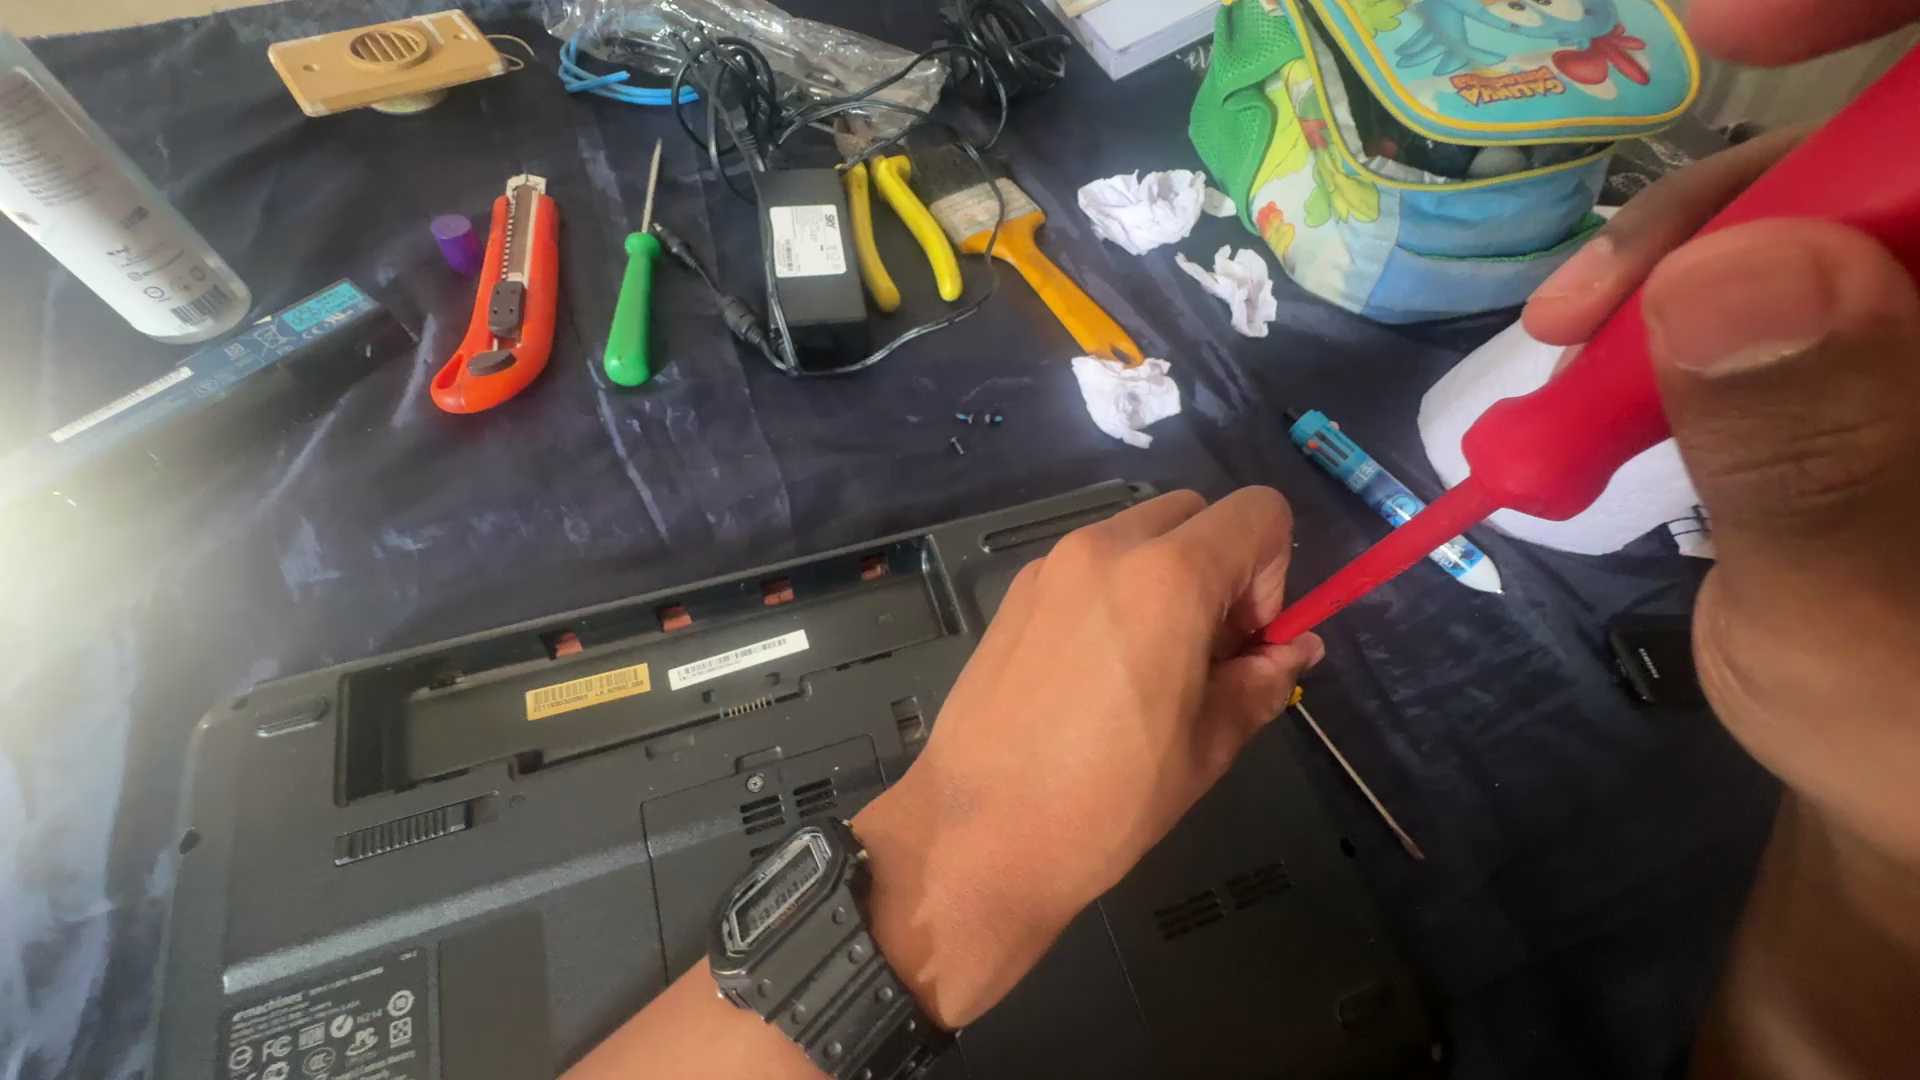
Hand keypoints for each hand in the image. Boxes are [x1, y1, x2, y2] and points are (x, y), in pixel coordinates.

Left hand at [854, 489, 1324, 1029]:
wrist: (978, 830)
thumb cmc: (1106, 798)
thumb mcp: (1209, 745)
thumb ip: (1263, 679)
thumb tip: (1297, 647)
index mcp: (1166, 576)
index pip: (1258, 512)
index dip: (1273, 572)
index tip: (1247, 640)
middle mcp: (1104, 548)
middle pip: (1194, 513)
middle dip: (1220, 564)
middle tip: (1205, 649)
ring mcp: (1050, 565)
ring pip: (1137, 533)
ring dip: (1166, 573)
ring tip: (1149, 660)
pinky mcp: (1015, 591)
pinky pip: (1088, 562)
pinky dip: (1115, 587)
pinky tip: (1096, 666)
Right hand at [1522, 81, 1919, 870]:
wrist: (1918, 776)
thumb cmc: (1919, 734)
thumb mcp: (1855, 616)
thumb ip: (1807, 453)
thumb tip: (1729, 273)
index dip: (1892, 8)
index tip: (1733, 29)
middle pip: (1914, 139)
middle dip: (1732, 202)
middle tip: (1579, 308)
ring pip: (1840, 198)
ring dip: (1679, 262)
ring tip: (1566, 360)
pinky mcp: (1894, 334)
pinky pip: (1794, 260)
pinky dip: (1682, 300)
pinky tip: (1611, 365)